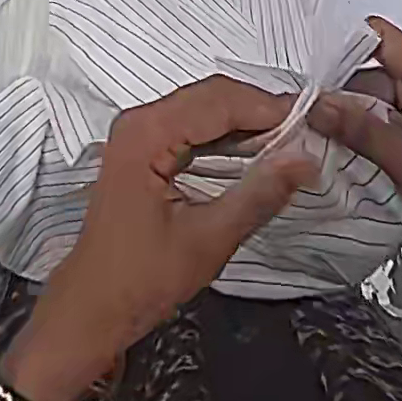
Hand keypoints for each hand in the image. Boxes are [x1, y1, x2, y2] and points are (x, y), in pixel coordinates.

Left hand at [0, 76, 317, 400]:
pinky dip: (226, 130)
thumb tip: (305, 158)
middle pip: (210, 95)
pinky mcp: (143, 143)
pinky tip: (254, 147)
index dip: (266, 107)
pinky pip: (192, 121)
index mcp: (146, 134)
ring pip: (203, 104)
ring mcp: (138, 129)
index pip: (217, 101)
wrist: (91, 305)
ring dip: (245, 118)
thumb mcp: (208, 240)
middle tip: (303, 130)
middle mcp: (139, 120)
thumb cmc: (141, 279)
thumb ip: (259, 194)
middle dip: (259, 109)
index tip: (309, 121)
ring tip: (287, 139)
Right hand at [308, 17, 401, 336]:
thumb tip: (321, 105)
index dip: (344, 48)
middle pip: (368, 70)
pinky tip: (345, 152)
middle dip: (338, 91)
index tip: (316, 75)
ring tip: (325, 138)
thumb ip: (362, 131)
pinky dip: (360, 134)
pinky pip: (379, 121)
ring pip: (370, 98)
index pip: (380, 38)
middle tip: (311, 115)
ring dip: (347, 117)